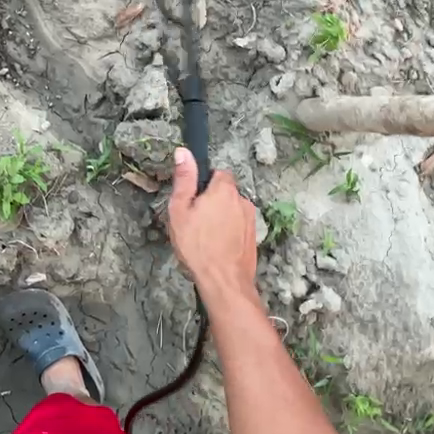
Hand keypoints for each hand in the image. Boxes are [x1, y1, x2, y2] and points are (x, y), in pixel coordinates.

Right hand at [167, 148, 258, 303]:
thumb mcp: (180, 209)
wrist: (223, 281)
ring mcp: (250, 219)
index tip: (193, 199)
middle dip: (211, 201)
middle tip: (194, 220)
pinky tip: (216, 246)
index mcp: (224, 189)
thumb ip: (184, 179)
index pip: (217, 173)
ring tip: (204, 236)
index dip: (204, 184)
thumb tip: (183, 151)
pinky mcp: (253, 236)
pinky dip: (228, 231)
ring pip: (231, 209)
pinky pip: (238, 225)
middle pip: (225, 192)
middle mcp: (242, 200)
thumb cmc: (197, 245)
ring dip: (220, 217)